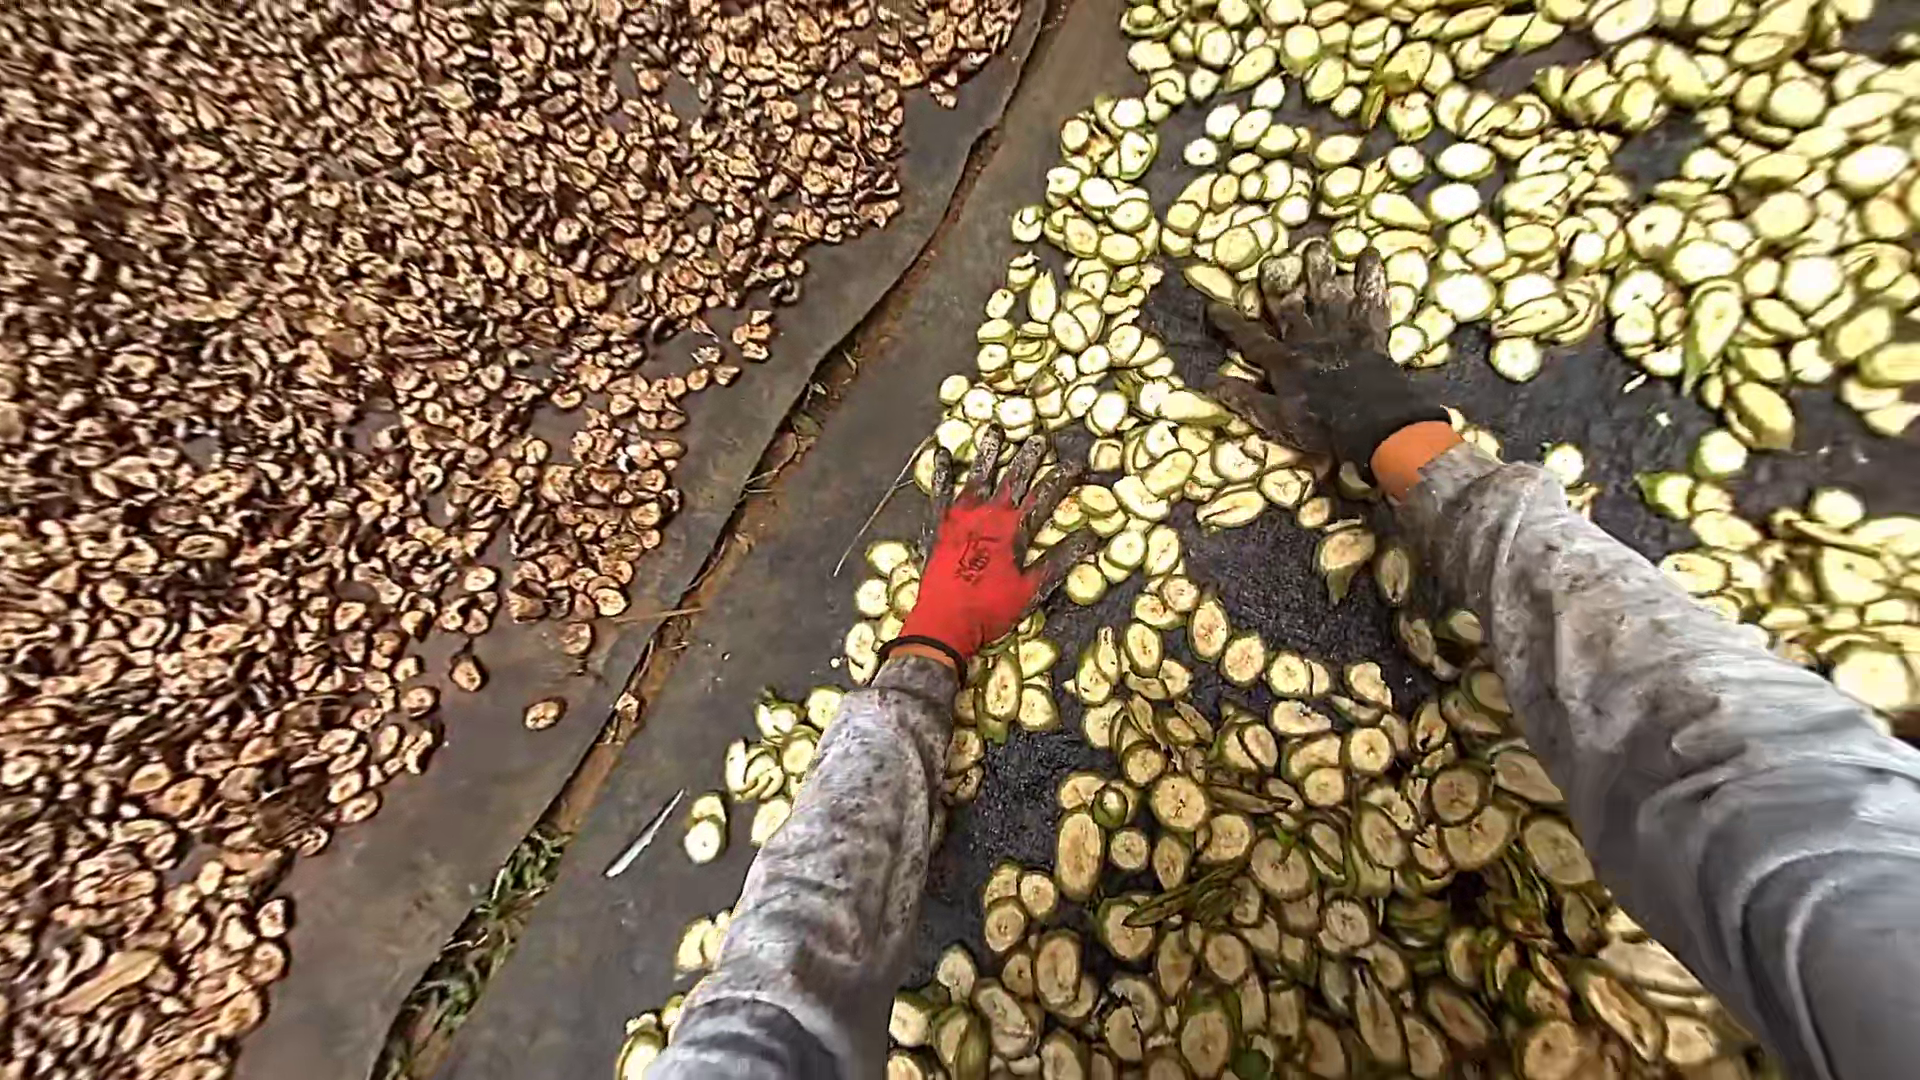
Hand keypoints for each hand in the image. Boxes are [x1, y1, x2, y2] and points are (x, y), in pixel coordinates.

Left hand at [895, 428, 1096, 665]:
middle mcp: (988, 515)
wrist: (944, 622)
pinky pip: (939, 491)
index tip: (1076, 463)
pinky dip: (942, 472)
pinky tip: (944, 453)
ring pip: (978, 476)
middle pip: (1013, 479)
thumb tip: (1091, 537)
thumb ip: (1058, 560)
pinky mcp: (939, 524)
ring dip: (988, 453)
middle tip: (1039, 436)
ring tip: (994, 430)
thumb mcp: (1031, 589)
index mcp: (1014, 530)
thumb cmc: (990, 609)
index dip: (1062, 478)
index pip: (1045, 496)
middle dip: (1029, 456)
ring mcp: (961, 517)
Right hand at [1206, 237, 1448, 472]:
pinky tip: (1371, 254)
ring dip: (1321, 272)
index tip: (1214, 306)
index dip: (1231, 323)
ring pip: (1327, 298)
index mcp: (1284, 364)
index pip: (1250, 340)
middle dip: (1278, 286)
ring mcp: (1342, 336)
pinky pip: (1372, 302)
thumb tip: (1209, 381)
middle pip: (1290, 309)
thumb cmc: (1320, 427)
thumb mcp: (1274, 419)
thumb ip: (1244, 398)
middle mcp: (1310, 342)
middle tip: (1272, 261)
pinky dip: (1371, 278)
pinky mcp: (1372, 337)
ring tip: (1316, 246)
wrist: (1376, 425)